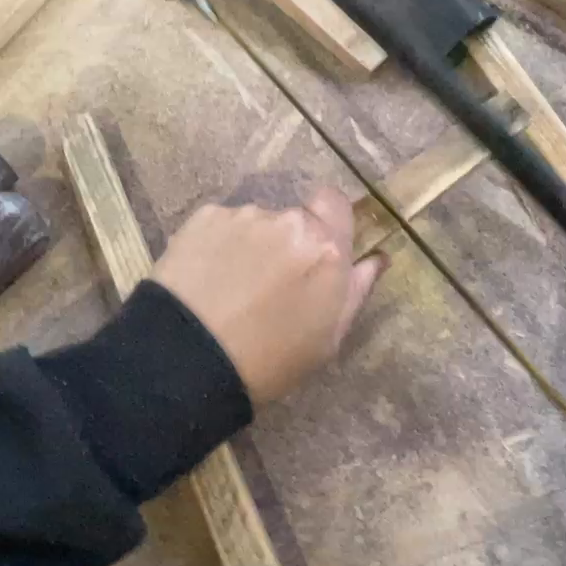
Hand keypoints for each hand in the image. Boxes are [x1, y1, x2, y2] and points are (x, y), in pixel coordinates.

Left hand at [151, 186, 386, 403]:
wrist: (189, 361)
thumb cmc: (269, 361)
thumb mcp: (327, 339)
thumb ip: (356, 290)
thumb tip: (376, 259)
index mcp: (327, 248)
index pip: (335, 203)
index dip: (327, 223)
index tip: (314, 253)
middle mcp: (289, 221)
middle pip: (294, 219)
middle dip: (286, 243)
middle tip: (268, 284)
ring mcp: (243, 216)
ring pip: (256, 223)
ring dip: (251, 245)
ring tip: (231, 287)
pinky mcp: (203, 218)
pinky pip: (221, 226)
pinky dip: (218, 246)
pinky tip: (206, 279)